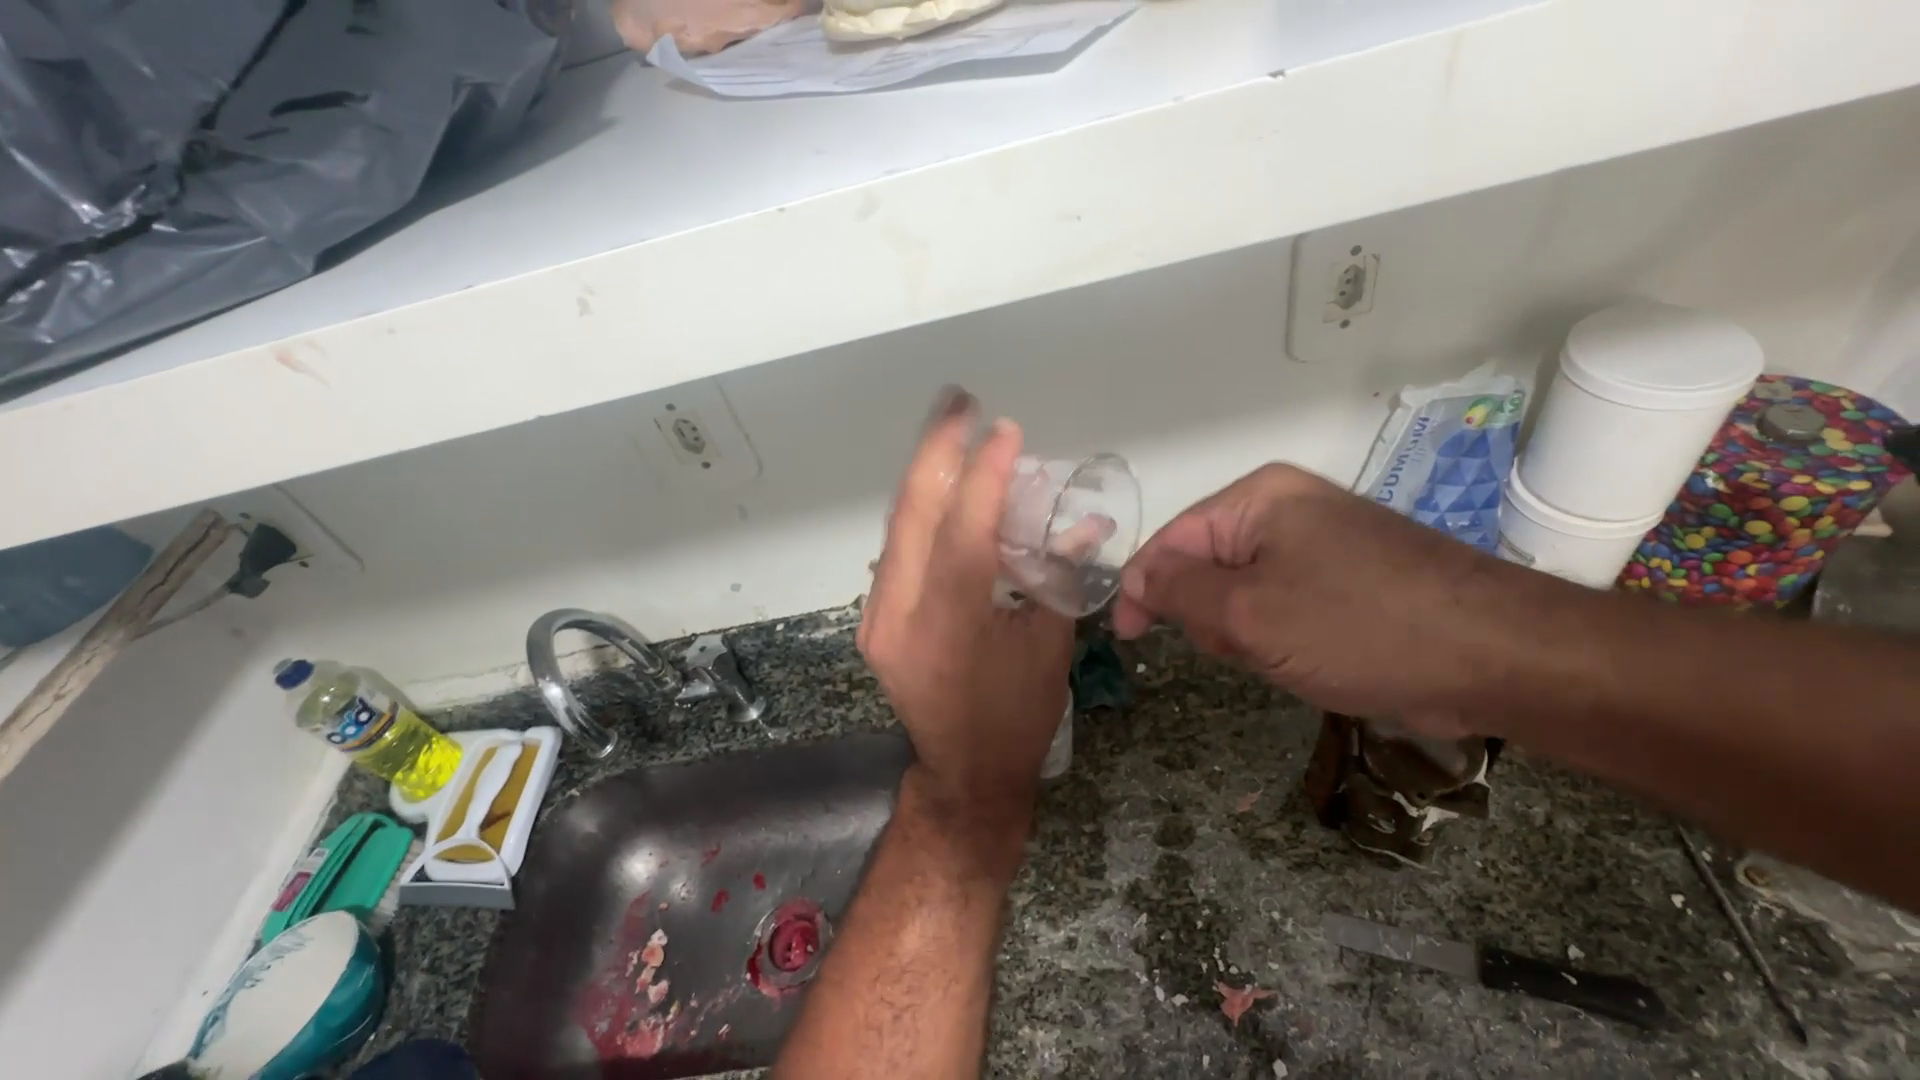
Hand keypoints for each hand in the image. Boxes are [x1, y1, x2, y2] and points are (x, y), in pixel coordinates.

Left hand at [859, 389, 1075, 830]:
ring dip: (924, 474)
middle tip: (959, 402)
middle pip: (912, 512)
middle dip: (936, 449)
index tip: (1005, 430)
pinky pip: (895, 552)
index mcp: (951, 623)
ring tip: (949, 430)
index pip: (965, 528)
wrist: (964, 774)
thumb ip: (1056, 574)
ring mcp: (877, 618)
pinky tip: (938, 488)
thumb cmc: (1017, 715)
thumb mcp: (1050, 643)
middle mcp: (899, 614)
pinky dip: (918, 513)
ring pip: (897, 526)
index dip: (985, 473)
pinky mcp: (872, 622)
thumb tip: (1079, 520)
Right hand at [1111, 464, 1532, 731]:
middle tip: (1247, 649)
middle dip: (1212, 616)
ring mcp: (1324, 543)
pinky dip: (1284, 637)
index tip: (1131, 639)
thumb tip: (1135, 579)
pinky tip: (1313, 659)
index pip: (1171, 540)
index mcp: (1259, 499)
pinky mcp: (1352, 578)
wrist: (1495, 655)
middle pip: (1207, 566)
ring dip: (1250, 633)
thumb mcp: (1249, 614)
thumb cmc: (1358, 627)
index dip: (1143, 589)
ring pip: (1246, 594)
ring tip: (1288, 657)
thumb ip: (1179, 593)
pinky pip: (1286, 606)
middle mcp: (1289, 509)